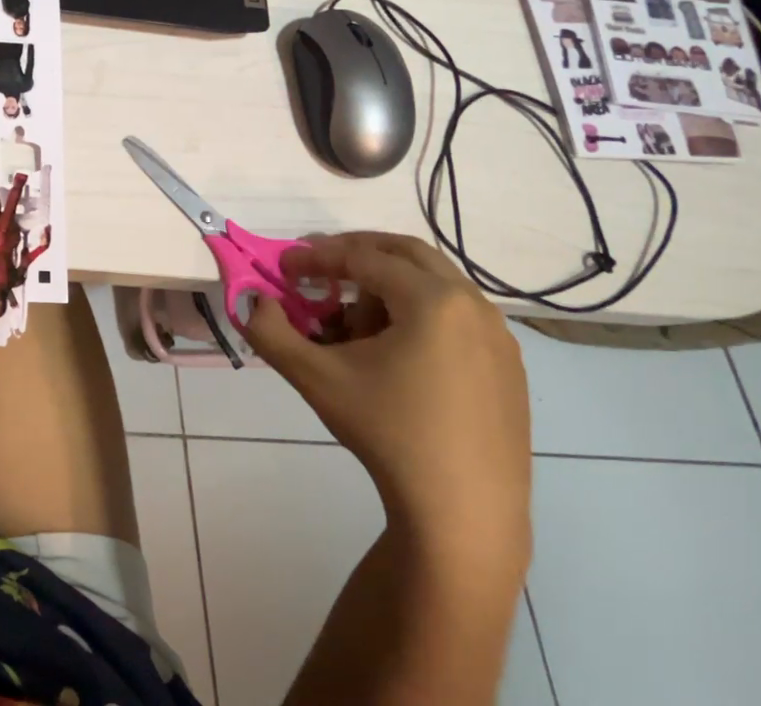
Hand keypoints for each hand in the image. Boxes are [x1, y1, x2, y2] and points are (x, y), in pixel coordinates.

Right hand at [244, 233, 530, 554]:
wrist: (463, 506)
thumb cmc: (387, 432)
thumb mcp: (315, 378)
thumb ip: (271, 332)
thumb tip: (253, 303)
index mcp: (431, 299)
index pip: (364, 257)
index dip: (317, 256)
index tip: (283, 265)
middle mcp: (473, 305)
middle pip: (407, 254)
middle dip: (356, 254)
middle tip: (318, 268)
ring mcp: (497, 336)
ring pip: (434, 286)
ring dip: (387, 286)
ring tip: (351, 322)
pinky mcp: (506, 366)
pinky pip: (456, 318)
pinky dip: (417, 315)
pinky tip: (392, 356)